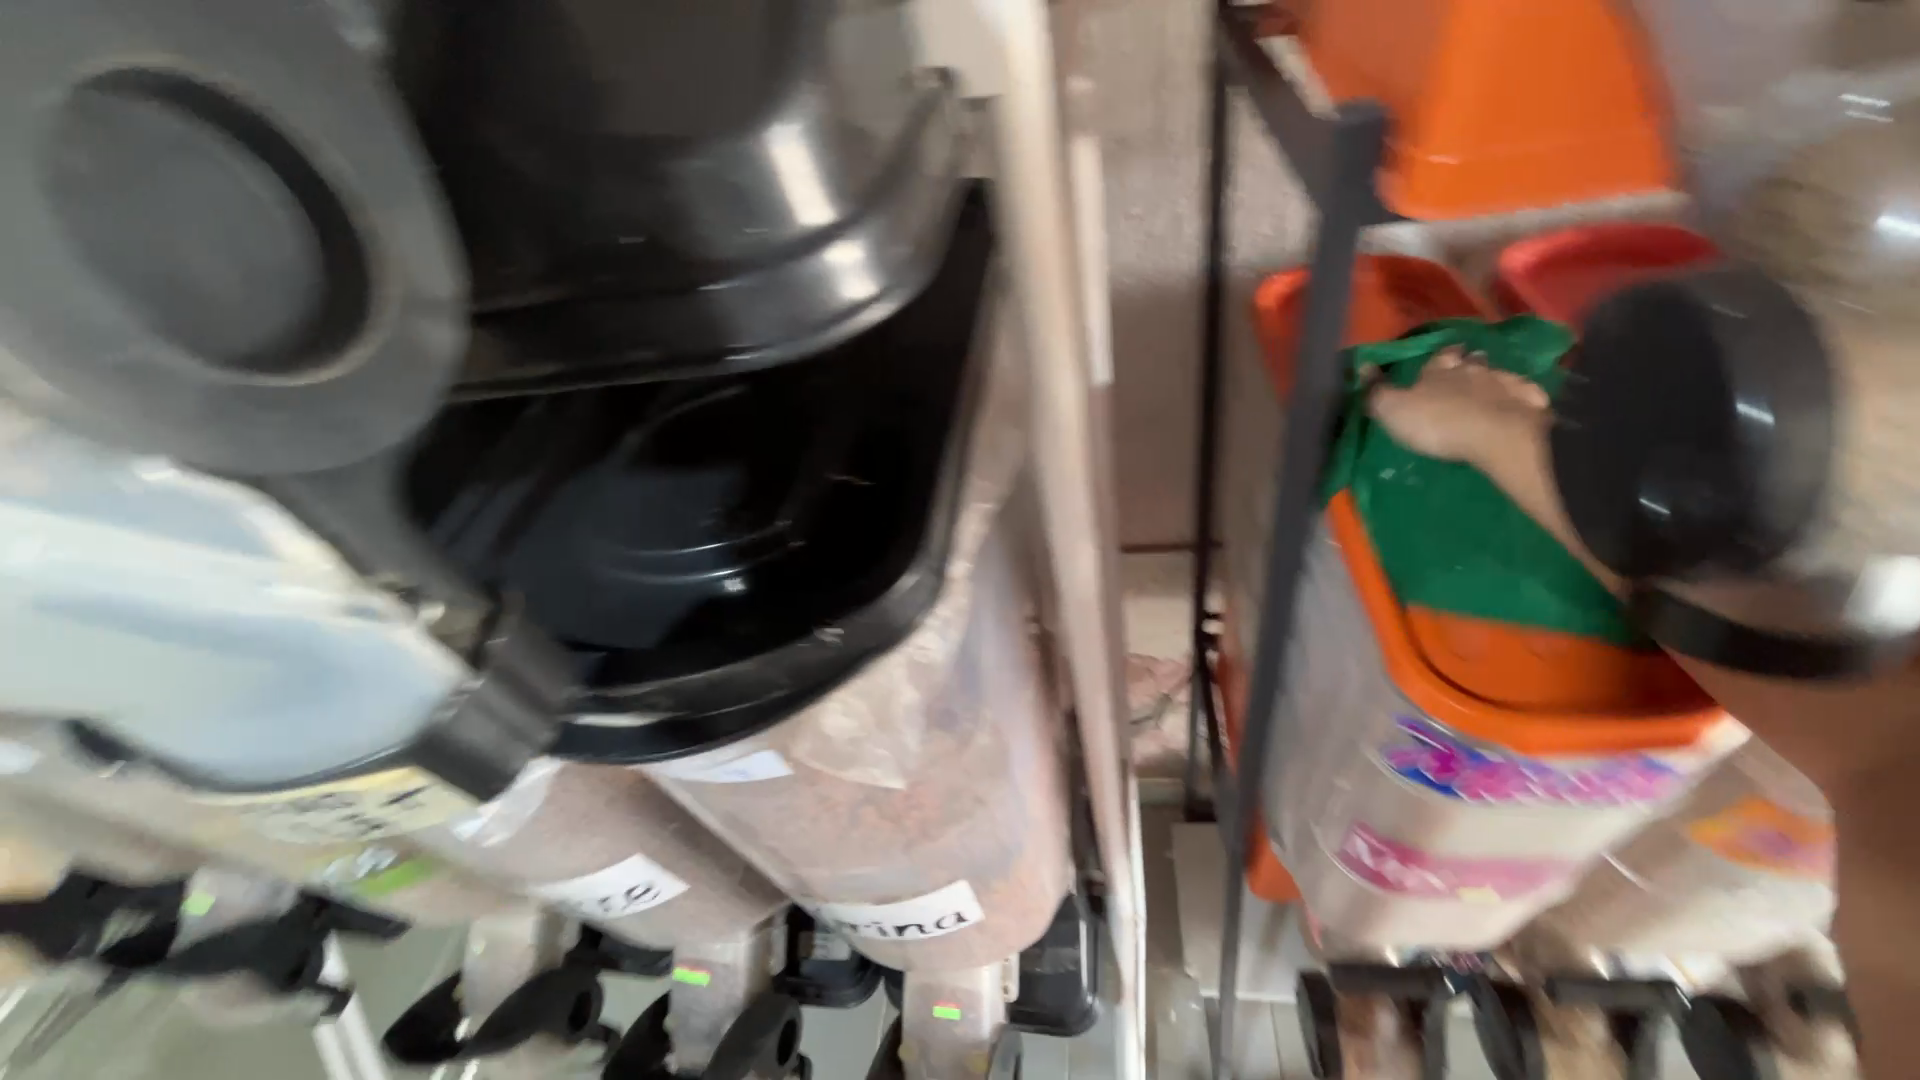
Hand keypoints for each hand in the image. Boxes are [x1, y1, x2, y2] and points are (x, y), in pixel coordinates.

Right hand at [1366, 347, 1549, 464]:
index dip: (1441, 355)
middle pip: (1472, 361)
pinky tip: (1521, 399)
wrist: (1495, 435)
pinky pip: (1525, 392)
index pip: (1440, 357)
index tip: (1446, 351)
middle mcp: (1473, 370)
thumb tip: (1362, 364)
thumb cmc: (1437, 422)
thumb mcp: (1392, 409)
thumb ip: (1377, 390)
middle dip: (1469, 361)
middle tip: (1469, 362)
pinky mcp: (1529, 402)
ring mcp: (1505, 384)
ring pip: (1498, 374)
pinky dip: (1521, 393)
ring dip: (1494, 376)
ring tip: (1491, 382)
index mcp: (1439, 371)